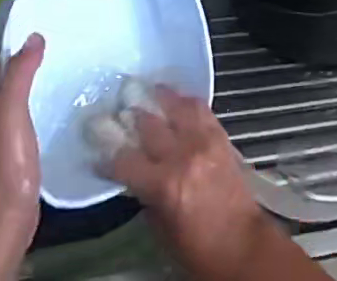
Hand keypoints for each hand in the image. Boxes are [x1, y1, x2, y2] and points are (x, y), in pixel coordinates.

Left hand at [0, 15, 43, 280]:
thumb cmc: (1, 169)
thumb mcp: (10, 116)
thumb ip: (19, 76)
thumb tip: (32, 37)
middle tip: (15, 20)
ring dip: (2, 66)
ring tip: (31, 46)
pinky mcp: (0, 149)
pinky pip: (4, 106)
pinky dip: (16, 88)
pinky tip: (39, 89)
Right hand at [109, 86, 270, 275]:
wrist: (241, 241)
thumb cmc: (197, 246)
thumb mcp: (160, 228)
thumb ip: (144, 196)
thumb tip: (133, 175)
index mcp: (165, 184)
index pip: (124, 160)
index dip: (106, 156)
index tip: (96, 152)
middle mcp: (184, 154)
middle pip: (149, 124)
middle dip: (129, 117)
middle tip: (115, 111)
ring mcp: (205, 140)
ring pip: (178, 107)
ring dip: (159, 98)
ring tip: (145, 90)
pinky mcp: (221, 136)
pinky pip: (201, 109)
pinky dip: (186, 101)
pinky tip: (176, 98)